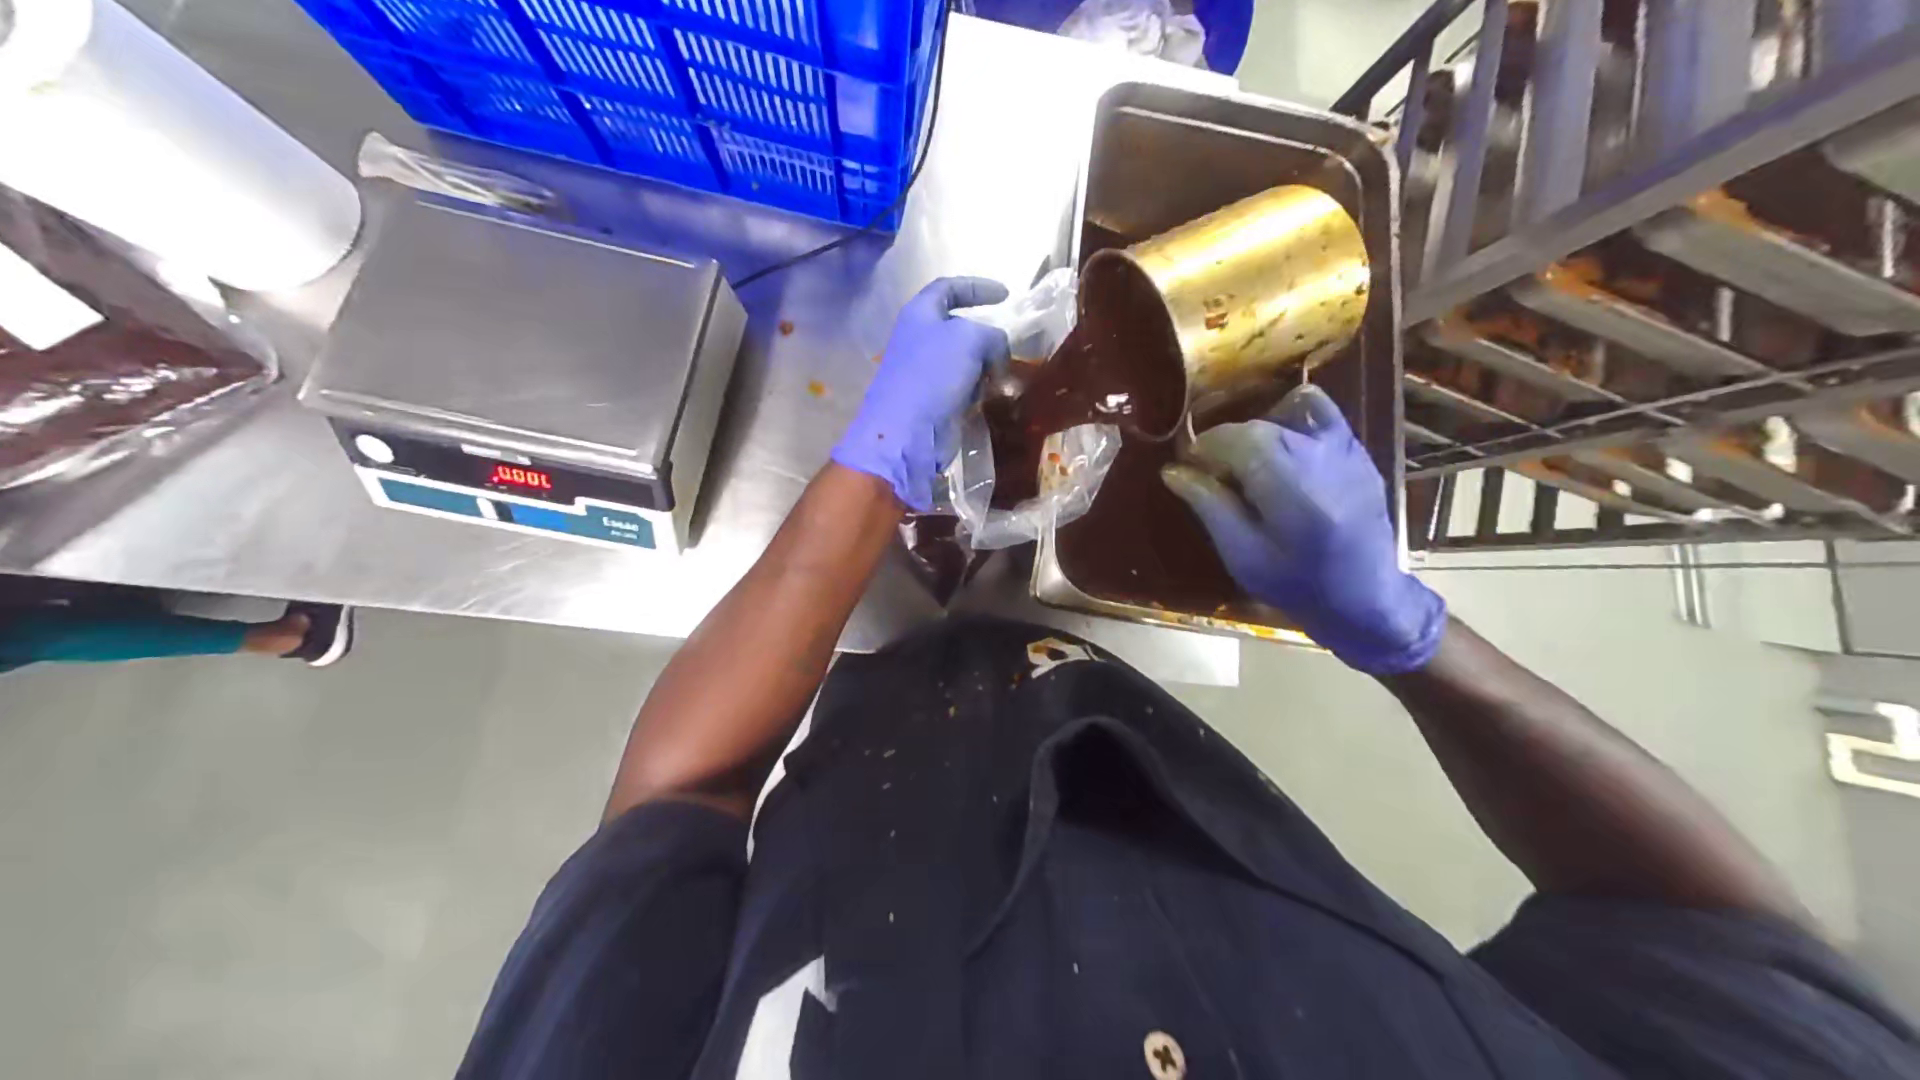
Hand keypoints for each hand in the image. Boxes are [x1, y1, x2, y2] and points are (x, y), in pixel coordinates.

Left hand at [833, 277, 1011, 510]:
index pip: (949, 288)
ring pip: (966, 360)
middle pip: (961, 328)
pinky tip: (990, 397)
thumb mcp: (971, 339)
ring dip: (986, 366)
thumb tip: (997, 356)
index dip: (977, 287)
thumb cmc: (933, 374)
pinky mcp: (935, 400)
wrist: (907, 431)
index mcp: (920, 314)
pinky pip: (964, 387)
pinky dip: (979, 389)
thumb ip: (993, 335)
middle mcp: (920, 340)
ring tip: (1001, 376)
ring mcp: (926, 372)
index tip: (1006, 294)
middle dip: (986, 336)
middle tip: (1007, 347)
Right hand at [1160, 384, 1446, 674]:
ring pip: (1287, 410)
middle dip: (1227, 445)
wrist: (1367, 598)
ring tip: (1251, 465)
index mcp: (1287, 481)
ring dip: (1259, 431)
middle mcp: (1318, 452)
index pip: (1232, 437)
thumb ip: (1209, 505)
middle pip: (1256, 424)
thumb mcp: (1242, 554)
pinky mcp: (1357, 451)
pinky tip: (1283, 460)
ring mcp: (1344, 446)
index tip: (1188, 470)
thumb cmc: (1297, 584)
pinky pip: (1320, 414)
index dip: (1201, 449)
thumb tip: (1172, 470)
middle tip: (1214, 478)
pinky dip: (1292, 424)